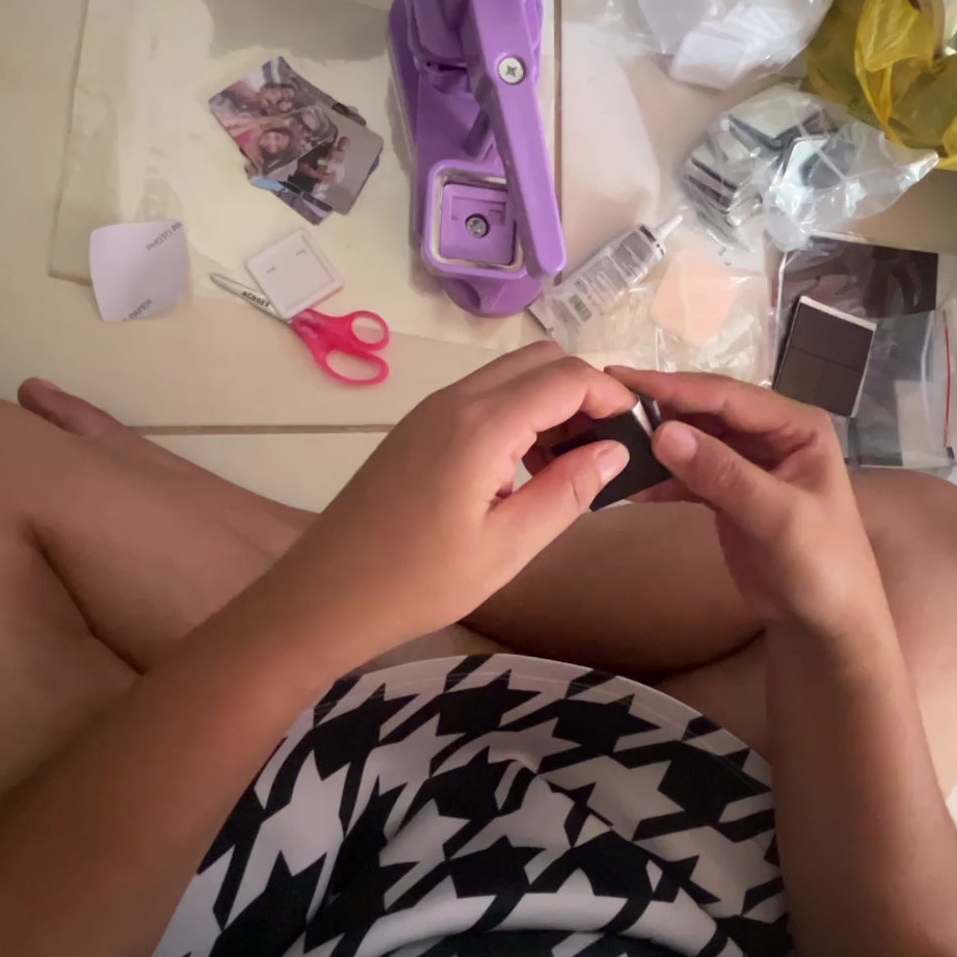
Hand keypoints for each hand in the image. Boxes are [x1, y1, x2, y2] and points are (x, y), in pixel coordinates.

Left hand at [261, 344, 636, 653]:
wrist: (324, 595)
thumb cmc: (418, 583)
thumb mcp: (507, 548)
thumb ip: (568, 492)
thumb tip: (614, 450)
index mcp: (482, 425)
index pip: (566, 377)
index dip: (609, 395)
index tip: (633, 432)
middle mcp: (456, 400)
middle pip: (539, 360)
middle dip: (581, 391)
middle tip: (599, 450)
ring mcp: (431, 409)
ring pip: (509, 376)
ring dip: (548, 403)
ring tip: (564, 468)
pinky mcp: (417, 427)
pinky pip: (482, 398)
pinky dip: (516, 415)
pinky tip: (518, 473)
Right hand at [606, 368, 880, 634]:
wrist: (822, 622)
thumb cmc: (819, 566)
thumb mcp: (776, 517)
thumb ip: (722, 473)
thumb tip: (662, 433)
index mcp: (796, 425)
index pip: (728, 396)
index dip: (675, 387)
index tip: (621, 380)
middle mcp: (771, 434)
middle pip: (706, 411)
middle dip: (660, 409)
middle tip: (605, 403)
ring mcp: (747, 462)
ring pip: (693, 439)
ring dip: (656, 443)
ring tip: (610, 439)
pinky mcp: (726, 490)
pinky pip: (687, 473)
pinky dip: (660, 478)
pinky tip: (629, 482)